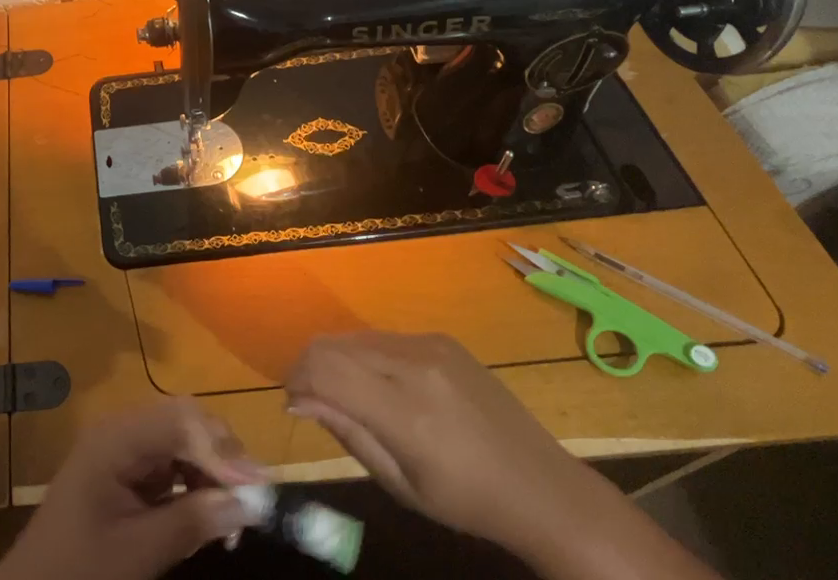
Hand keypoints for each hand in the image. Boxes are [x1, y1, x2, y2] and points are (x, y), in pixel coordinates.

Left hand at [0, 400, 260, 579]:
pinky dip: (198, 481)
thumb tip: (250, 502)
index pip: (182, 421)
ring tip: (238, 512)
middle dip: (224, 455)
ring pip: (185, 440)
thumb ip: (193, 521)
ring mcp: (123, 447)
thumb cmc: (78, 568)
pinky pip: (173, 461)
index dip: (223, 450)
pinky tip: (214, 512)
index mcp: (115, 437)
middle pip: (186, 421)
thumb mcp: (138, 551)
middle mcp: (120, 429)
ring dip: (215, 469)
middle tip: (256, 498)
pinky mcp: (127, 469)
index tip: (257, 489)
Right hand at [285, 332, 719, 579]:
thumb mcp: (399, 483)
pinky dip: (363, 356)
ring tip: (344, 396)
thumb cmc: (466, 501)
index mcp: (405, 410)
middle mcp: (415, 364)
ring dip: (335, 360)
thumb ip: (347, 432)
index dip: (295, 381)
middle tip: (310, 401)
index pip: (323, 368)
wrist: (543, 487)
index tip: (294, 406)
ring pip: (353, 336)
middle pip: (331, 344)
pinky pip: (382, 337)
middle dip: (308, 368)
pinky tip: (380, 386)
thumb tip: (297, 399)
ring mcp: (431, 345)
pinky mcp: (442, 339)